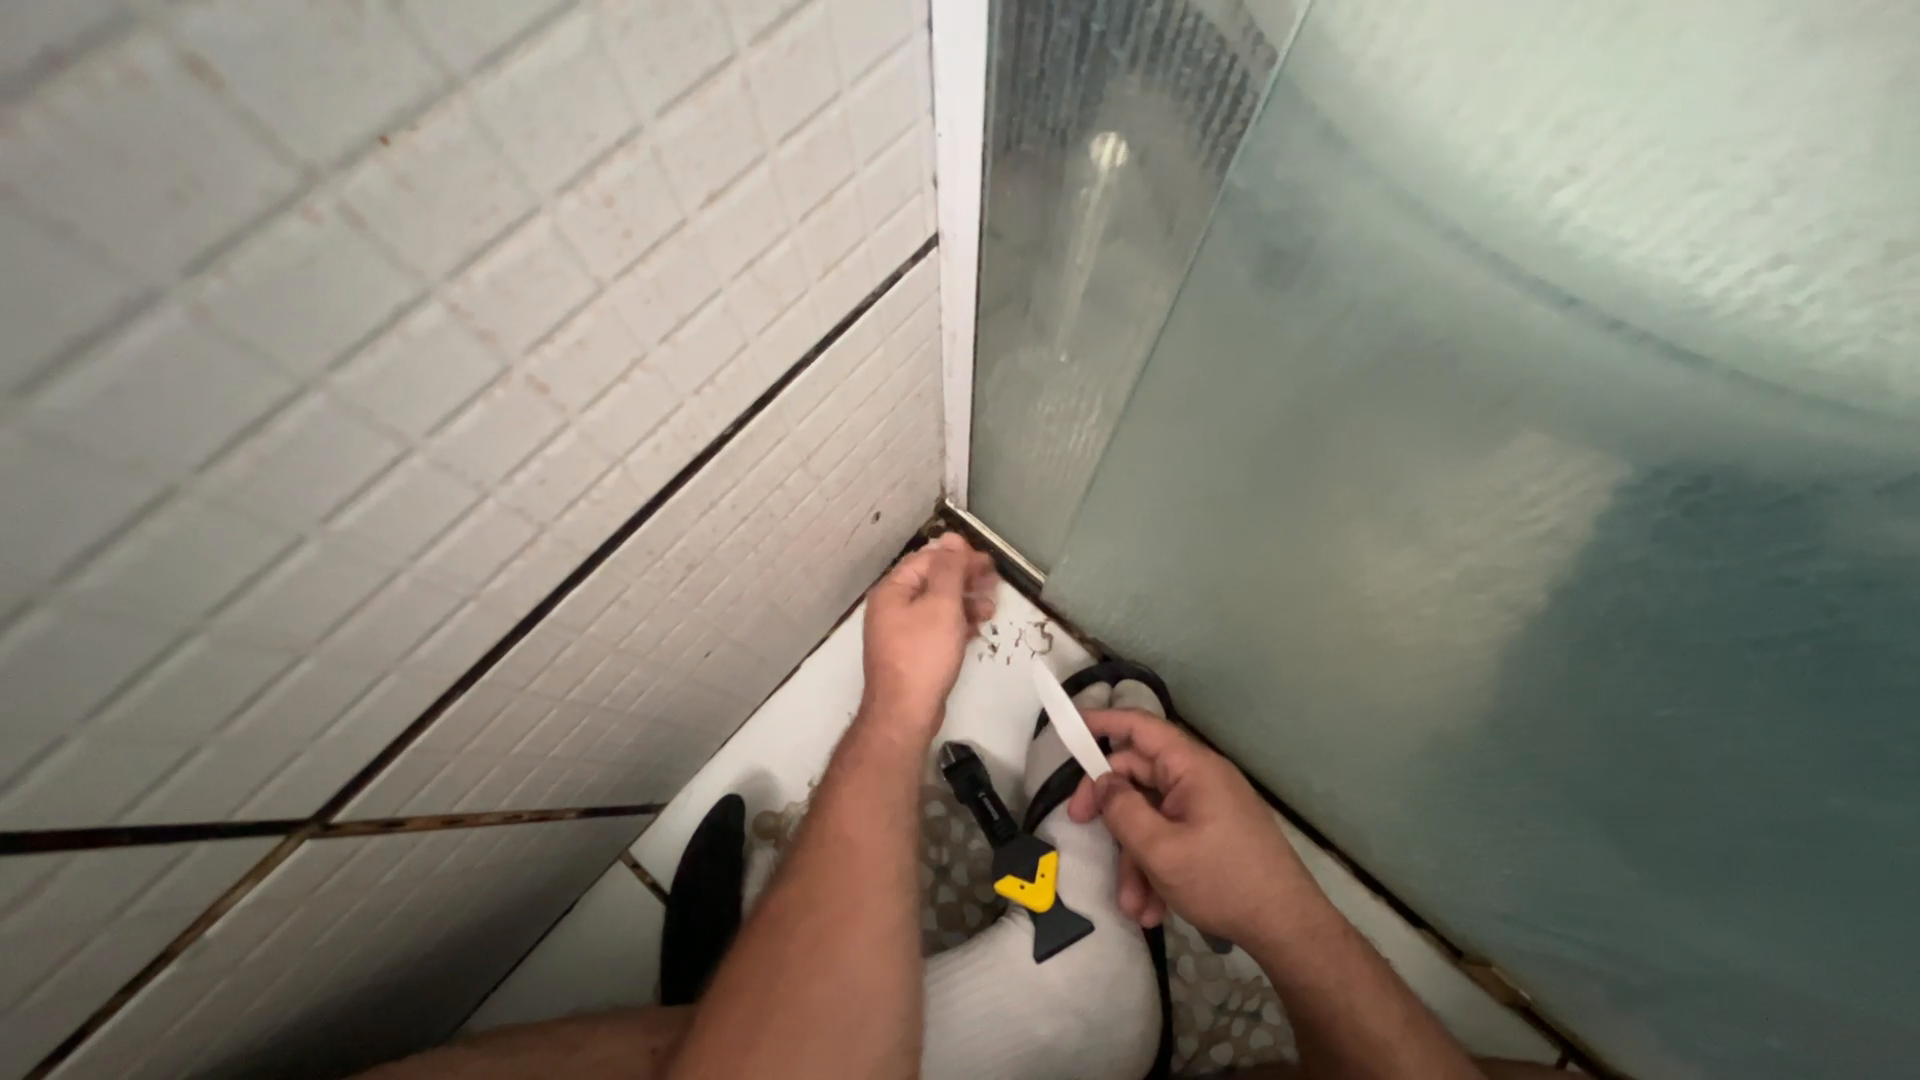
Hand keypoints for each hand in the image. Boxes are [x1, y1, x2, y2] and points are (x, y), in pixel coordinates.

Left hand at [859, 532, 997, 741]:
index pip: (927, 559)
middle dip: (964, 579)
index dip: (958, 556)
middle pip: (932, 581)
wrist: (905, 712)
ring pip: (937, 605)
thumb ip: (949, 569)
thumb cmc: (924, 654)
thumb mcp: (941, 604)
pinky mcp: (912, 653)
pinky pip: (936, 628)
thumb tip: (952, 539)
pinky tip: (977, 628)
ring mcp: (900, 632)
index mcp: (892, 590)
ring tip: (991, 607)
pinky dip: (957, 623)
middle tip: (994, 581)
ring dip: (965, 601)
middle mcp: (892, 607)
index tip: (987, 561)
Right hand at [1067, 709, 1323, 943]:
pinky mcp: (1215, 835)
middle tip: (1081, 830)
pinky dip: (1157, 869)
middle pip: (1139, 778)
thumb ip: (1122, 809)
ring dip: (1135, 859)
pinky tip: (1153, 909)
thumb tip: (1103, 781)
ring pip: (1153, 818)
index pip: (1141, 727)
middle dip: (1113, 817)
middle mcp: (1200, 779)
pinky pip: (1172, 839)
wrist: (1289, 929)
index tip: (1069, 729)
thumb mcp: (1161, 849)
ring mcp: (1209, 808)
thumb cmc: (1224, 880)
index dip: (1103, 722)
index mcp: (1192, 767)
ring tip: (1132, 907)